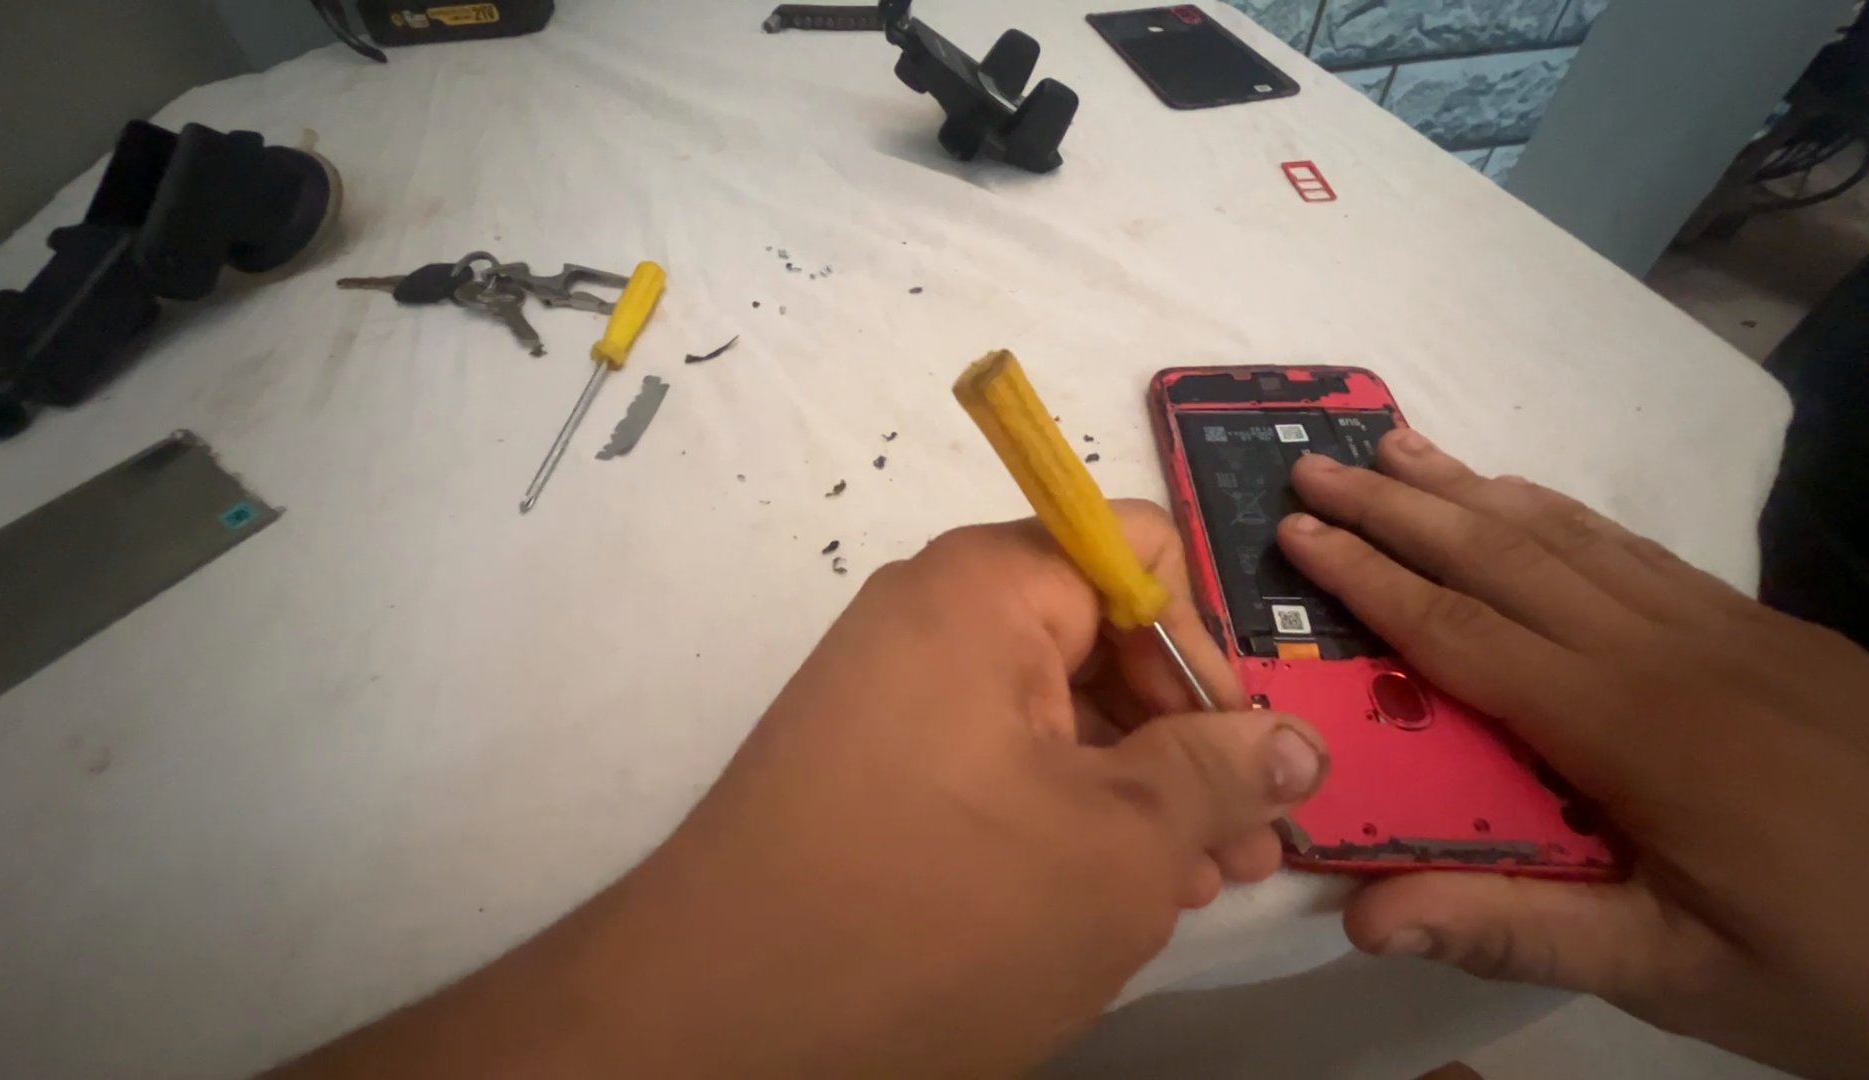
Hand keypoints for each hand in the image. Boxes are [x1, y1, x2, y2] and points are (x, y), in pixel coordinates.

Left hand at [265, 503, 1326, 1079]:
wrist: (724, 1010)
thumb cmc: (940, 907)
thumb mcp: (1115, 844)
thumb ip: (1217, 774)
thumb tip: (1294, 739)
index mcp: (988, 585)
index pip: (1138, 554)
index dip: (1202, 647)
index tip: (1240, 749)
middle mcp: (933, 608)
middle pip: (1095, 633)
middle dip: (1176, 733)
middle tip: (1238, 843)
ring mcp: (894, 677)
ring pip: (1049, 701)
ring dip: (1126, 780)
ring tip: (1184, 879)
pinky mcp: (872, 745)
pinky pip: (991, 744)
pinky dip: (1056, 798)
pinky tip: (1101, 880)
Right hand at [1278, 431, 1868, 1079]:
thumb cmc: (1858, 963)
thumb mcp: (1682, 976)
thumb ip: (1517, 935)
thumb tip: (1364, 921)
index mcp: (1623, 724)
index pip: (1455, 626)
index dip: (1364, 574)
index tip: (1294, 530)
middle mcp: (1659, 649)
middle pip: (1495, 554)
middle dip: (1390, 504)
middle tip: (1312, 465)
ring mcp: (1717, 624)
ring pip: (1558, 533)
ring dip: (1460, 484)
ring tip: (1391, 445)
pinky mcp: (1758, 623)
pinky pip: (1624, 544)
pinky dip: (1546, 507)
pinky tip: (1509, 491)